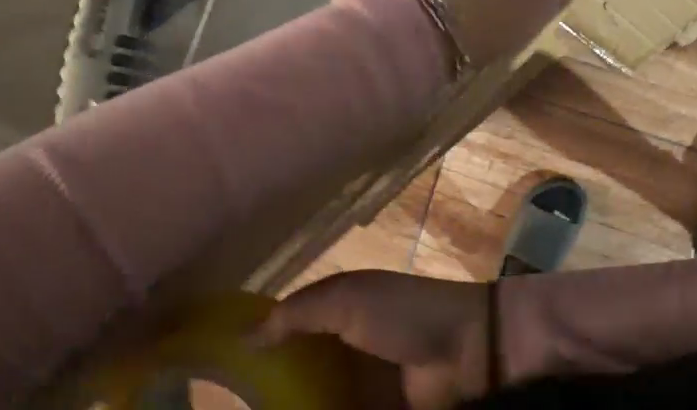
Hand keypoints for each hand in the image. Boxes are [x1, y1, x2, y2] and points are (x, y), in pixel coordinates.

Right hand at [253, 271, 490, 409]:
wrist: (468, 351)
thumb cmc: (404, 314)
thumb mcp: (347, 298)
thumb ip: (297, 312)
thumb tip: (245, 335)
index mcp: (343, 316)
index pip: (293, 336)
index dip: (265, 352)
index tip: (228, 372)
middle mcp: (350, 355)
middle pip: (301, 380)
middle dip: (274, 393)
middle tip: (241, 405)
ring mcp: (362, 391)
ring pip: (319, 401)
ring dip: (296, 404)